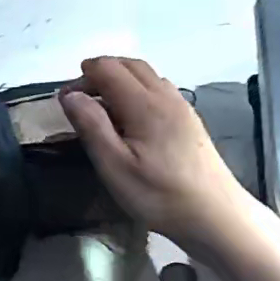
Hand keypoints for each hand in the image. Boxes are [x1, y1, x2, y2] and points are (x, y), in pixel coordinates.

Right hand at [60, 57, 260, 253]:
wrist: (214, 215)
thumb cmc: (158, 194)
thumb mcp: (114, 166)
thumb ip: (91, 125)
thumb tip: (70, 95)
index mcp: (144, 104)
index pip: (109, 69)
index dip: (83, 76)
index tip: (64, 98)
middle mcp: (165, 96)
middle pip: (130, 65)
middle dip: (101, 72)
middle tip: (79, 96)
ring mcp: (182, 107)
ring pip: (148, 76)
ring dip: (120, 79)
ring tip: (101, 105)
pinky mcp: (190, 121)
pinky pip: (160, 91)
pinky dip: (138, 90)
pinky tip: (131, 117)